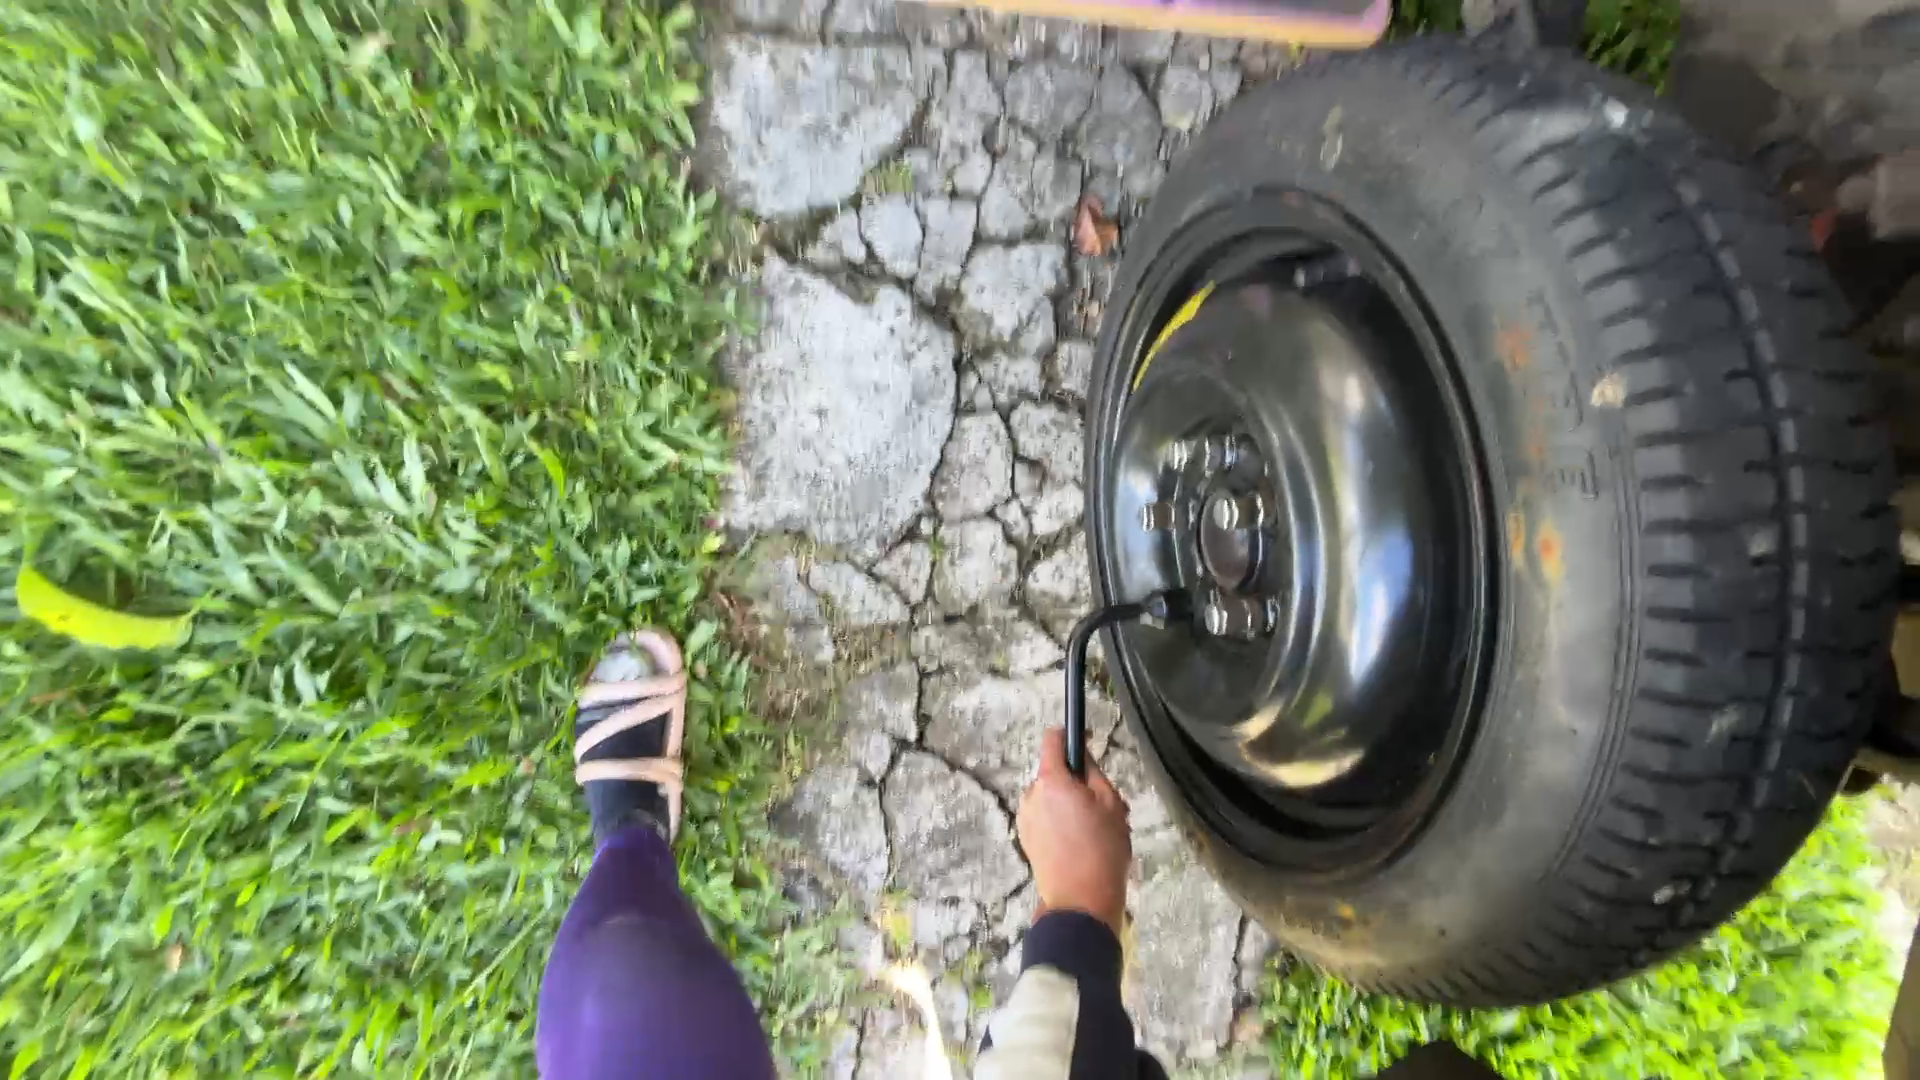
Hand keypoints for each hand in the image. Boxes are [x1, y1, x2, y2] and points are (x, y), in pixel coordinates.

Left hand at [1016, 729, 1131, 935]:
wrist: (1080, 902)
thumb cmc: (1102, 850)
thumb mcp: (1111, 804)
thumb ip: (1093, 773)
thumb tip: (1081, 758)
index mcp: (1051, 781)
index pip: (1053, 739)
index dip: (1070, 735)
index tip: (1086, 739)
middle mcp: (1031, 794)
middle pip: (1054, 772)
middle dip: (1075, 780)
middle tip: (1102, 804)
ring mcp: (1025, 817)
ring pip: (1050, 796)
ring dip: (1067, 802)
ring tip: (1093, 829)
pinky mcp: (1025, 838)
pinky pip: (1044, 816)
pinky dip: (1058, 820)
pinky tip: (1078, 843)